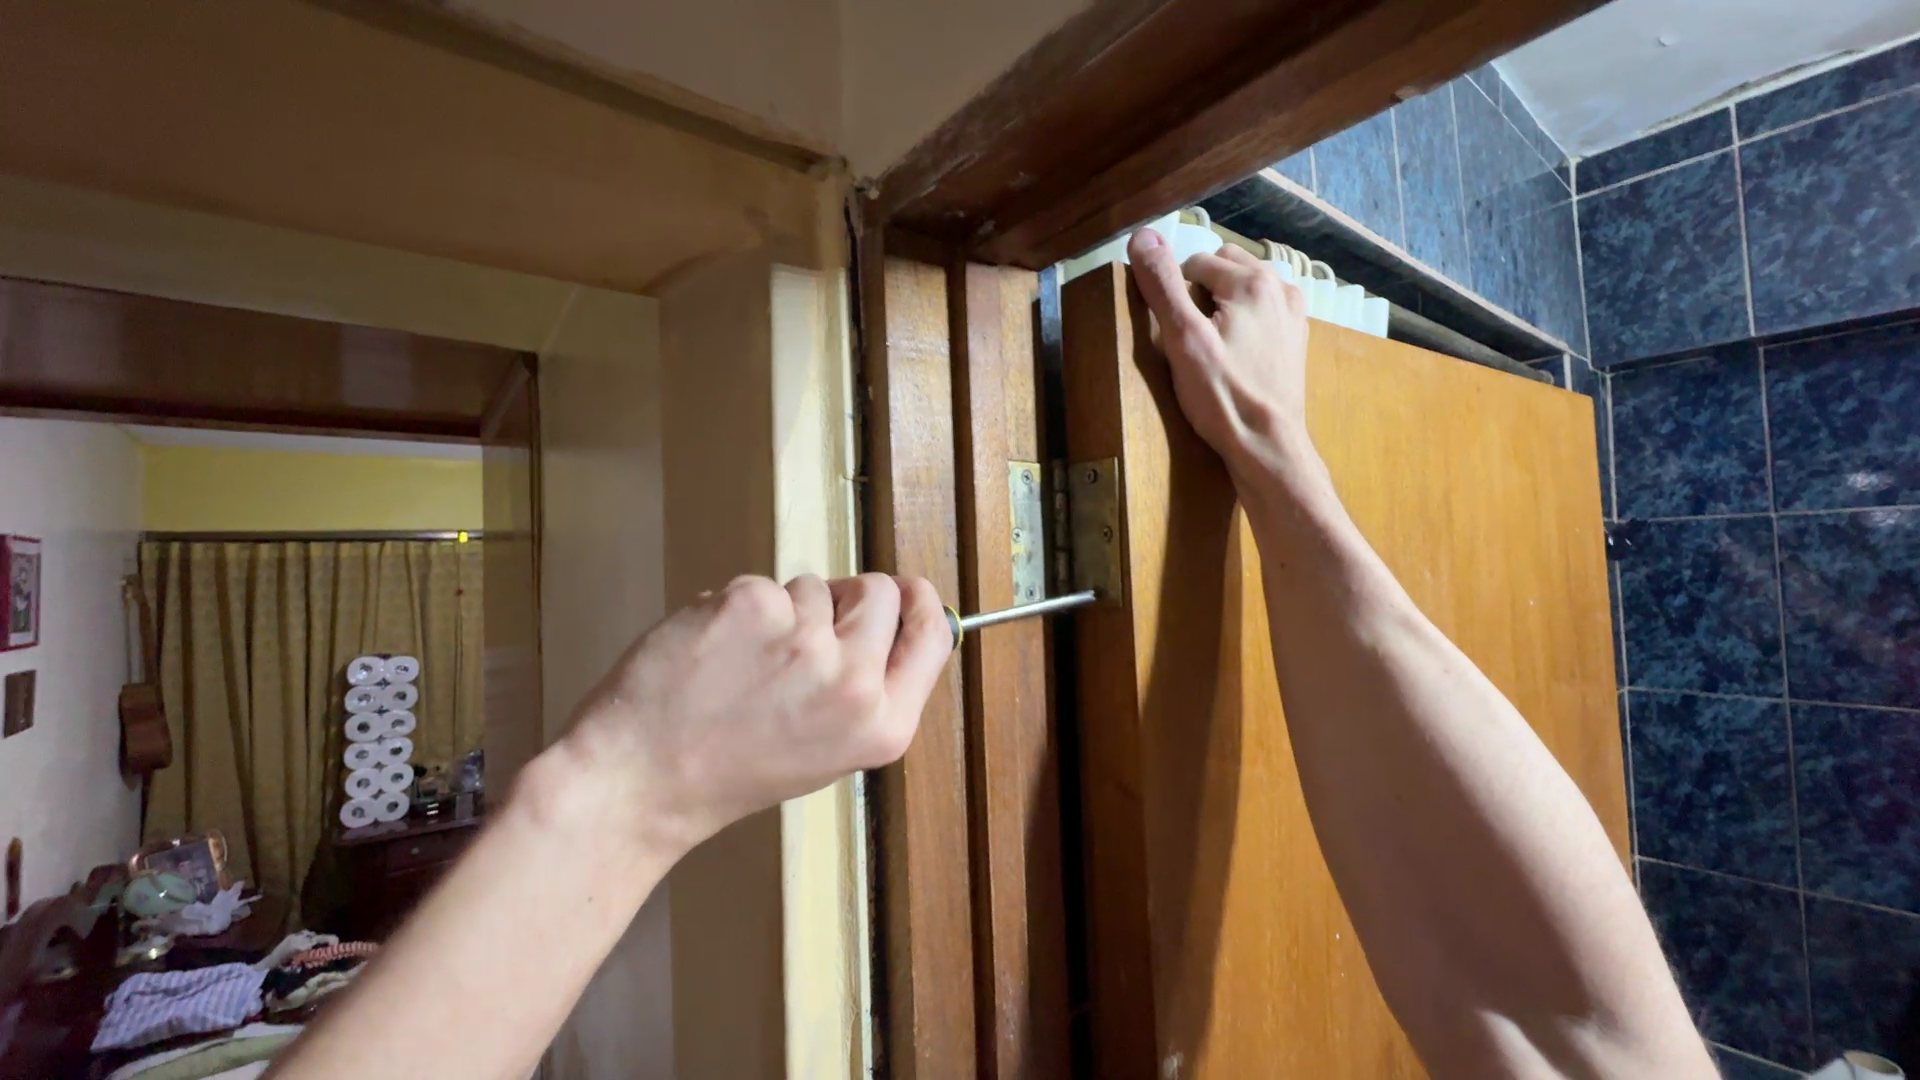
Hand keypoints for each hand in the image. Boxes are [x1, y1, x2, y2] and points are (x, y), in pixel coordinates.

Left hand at [554, 573, 952, 854]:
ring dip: (785, 610)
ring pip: (814, 586)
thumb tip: (895, 611)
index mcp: (882, 725)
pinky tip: (716, 650)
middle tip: (803, 635)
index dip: (922, 603)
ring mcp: (804, 640)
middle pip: (879, 592)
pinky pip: (764, 585)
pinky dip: (740, 609)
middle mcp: (854, 682)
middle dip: (846, 600)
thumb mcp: (831, 750)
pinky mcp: (754, 607)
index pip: (932, 636)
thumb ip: (870, 688)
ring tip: (745, 662)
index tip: (908, 589)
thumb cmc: (733, 769)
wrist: (642, 779)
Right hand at [1126, 228, 1312, 474]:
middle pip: (1225, 266)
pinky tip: (1236, 350)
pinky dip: (1245, 317)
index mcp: (1251, 282)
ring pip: (1247, 285)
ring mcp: (1293, 312)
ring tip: (1212, 342)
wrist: (1266, 444)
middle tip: (1189, 336)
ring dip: (1224, 301)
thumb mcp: (1183, 341)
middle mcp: (1279, 287)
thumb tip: (1141, 235)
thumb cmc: (1221, 396)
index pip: (1194, 263)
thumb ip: (1162, 286)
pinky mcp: (1296, 337)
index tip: (1173, 332)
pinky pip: (1264, 308)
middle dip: (1201, 291)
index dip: (1175, 294)